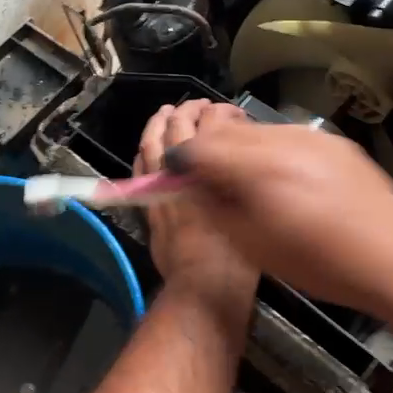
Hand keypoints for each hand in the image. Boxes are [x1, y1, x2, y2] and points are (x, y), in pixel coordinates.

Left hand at [136, 101, 259, 316]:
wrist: (203, 287)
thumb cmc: (237, 257)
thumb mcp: (252, 213)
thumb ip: (243, 185)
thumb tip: (242, 167)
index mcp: (214, 170)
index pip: (213, 126)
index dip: (221, 114)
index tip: (231, 115)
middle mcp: (183, 172)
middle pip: (179, 128)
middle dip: (190, 111)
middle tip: (201, 105)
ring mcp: (160, 187)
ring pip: (151, 143)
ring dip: (159, 123)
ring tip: (167, 112)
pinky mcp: (149, 205)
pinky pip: (140, 169)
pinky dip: (144, 152)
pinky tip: (147, 147)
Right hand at [159, 101, 392, 308]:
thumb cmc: (322, 264)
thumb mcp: (254, 245)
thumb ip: (216, 207)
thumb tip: (192, 186)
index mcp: (260, 168)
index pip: (199, 147)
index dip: (179, 161)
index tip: (174, 177)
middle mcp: (283, 140)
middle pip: (225, 131)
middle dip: (207, 150)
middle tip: (204, 179)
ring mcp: (312, 137)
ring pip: (256, 131)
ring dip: (238, 150)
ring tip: (243, 183)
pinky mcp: (334, 142)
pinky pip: (286, 138)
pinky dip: (270, 152)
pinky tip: (279, 181)